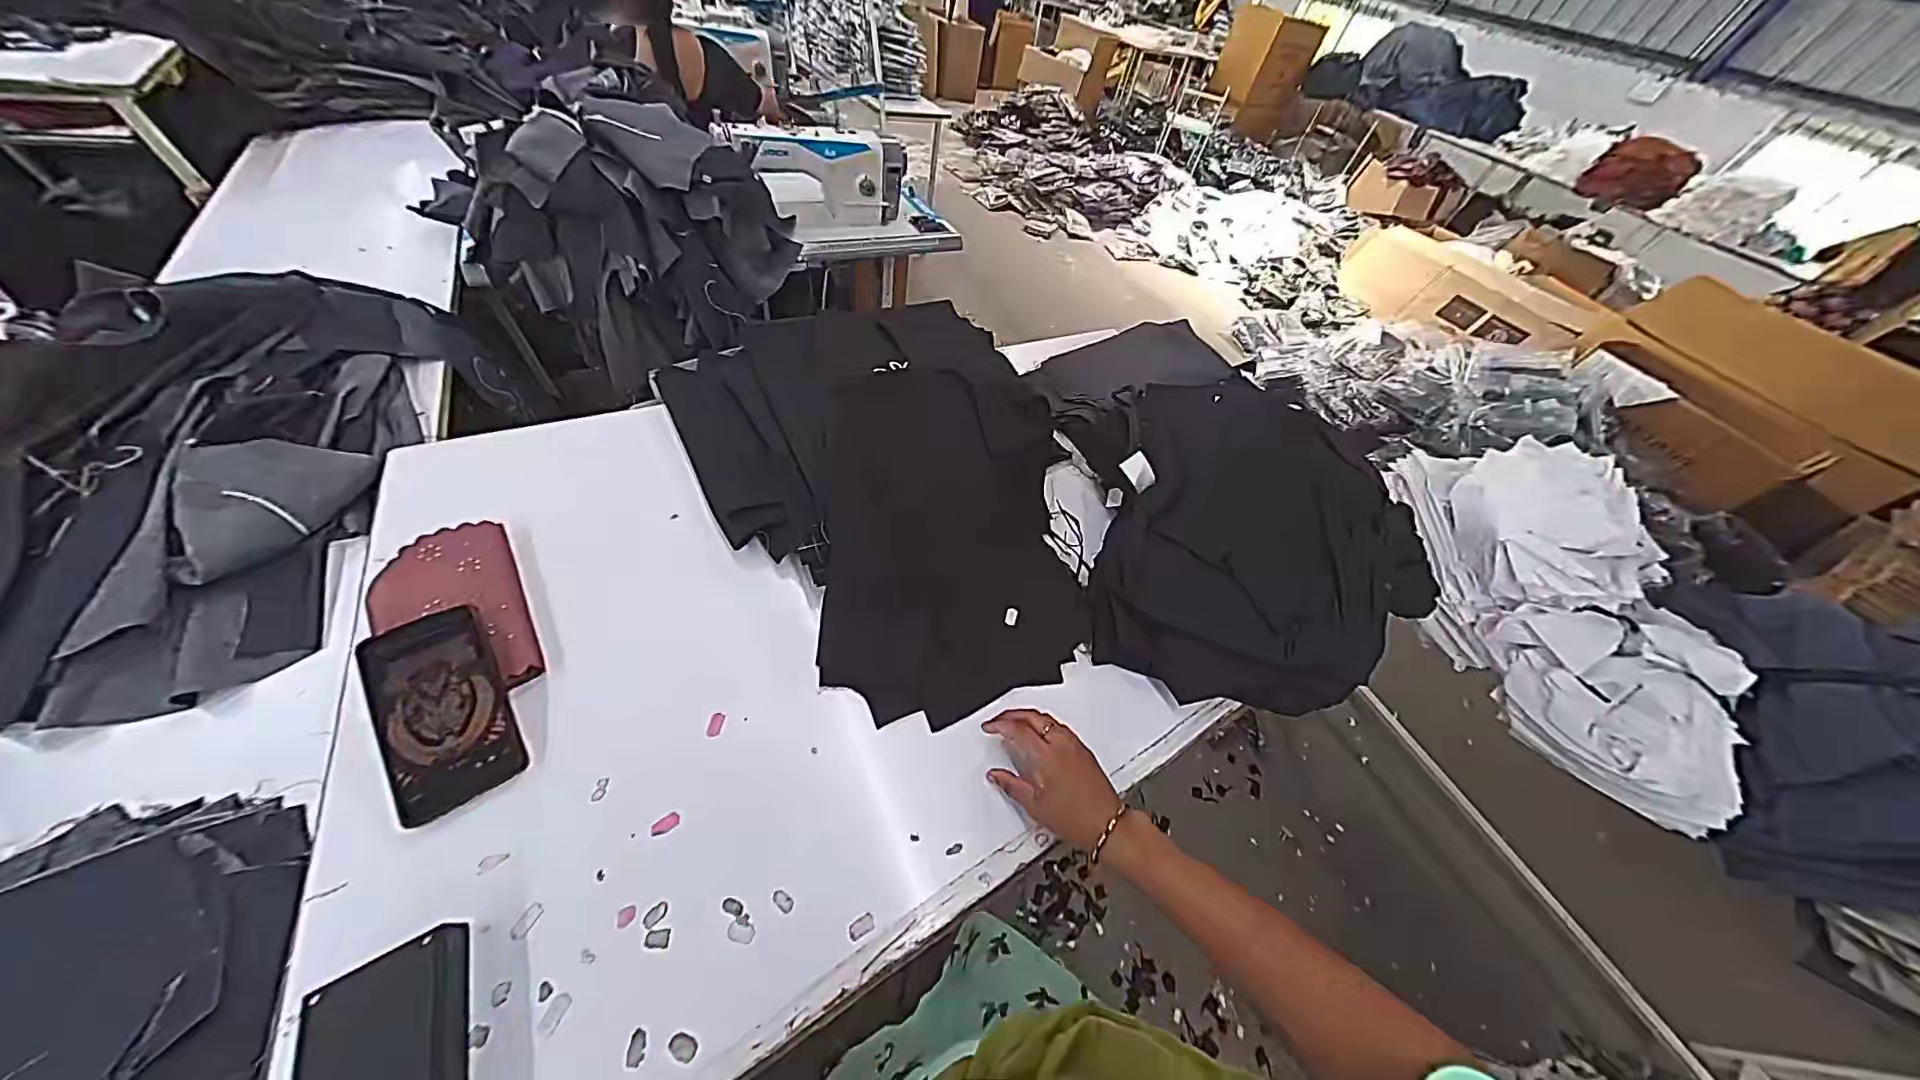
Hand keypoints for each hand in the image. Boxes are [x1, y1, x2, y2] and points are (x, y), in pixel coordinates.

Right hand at [984, 709, 1123, 849]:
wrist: (1107, 824)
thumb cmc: (1077, 819)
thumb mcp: (1035, 806)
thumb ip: (1012, 785)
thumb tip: (996, 775)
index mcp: (1047, 756)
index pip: (1017, 729)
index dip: (999, 725)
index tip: (990, 727)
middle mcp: (1062, 745)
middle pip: (1032, 717)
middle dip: (1011, 715)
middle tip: (998, 721)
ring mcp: (1074, 745)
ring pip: (1047, 719)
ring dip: (1028, 716)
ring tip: (1015, 722)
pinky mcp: (1083, 749)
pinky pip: (1059, 726)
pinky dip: (1044, 723)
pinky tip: (1039, 732)